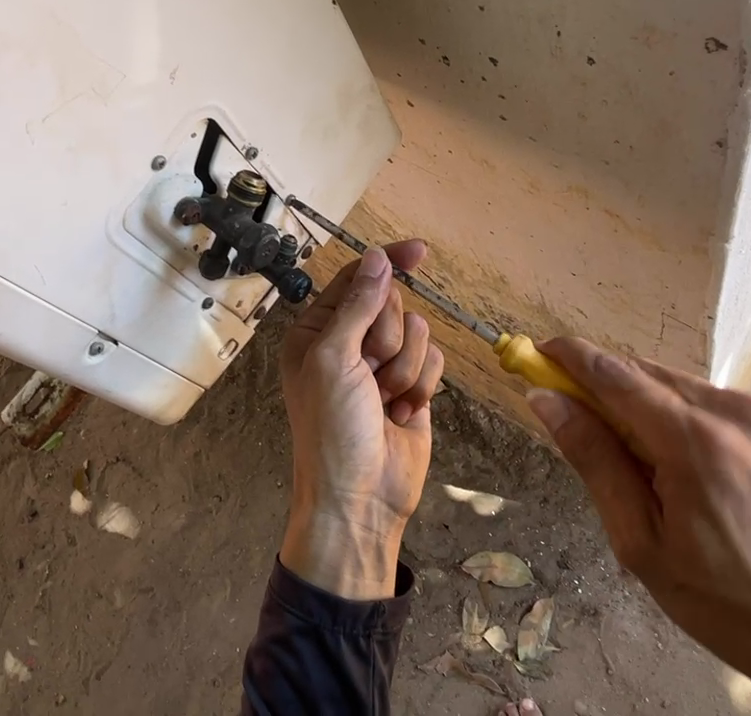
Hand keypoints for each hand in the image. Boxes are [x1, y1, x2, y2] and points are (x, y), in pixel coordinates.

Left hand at [277, 242, 444, 599]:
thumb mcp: (333, 359)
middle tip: (370, 371)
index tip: (420, 251)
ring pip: (417, 332)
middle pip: (391, 304)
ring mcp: (382, 366)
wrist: (361, 499)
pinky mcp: (412, 388)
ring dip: (405, 368)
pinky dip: (422, 387)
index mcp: (317, 331)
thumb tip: (377, 257)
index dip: (386, 262)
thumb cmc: (332, 429)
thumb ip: (358, 306)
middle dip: (387, 337)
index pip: (355, 280)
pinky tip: (402, 414)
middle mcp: (348, 343)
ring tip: (384, 401)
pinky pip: (433, 362)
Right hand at [528, 339, 750, 715]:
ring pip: (672, 383)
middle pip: (642, 373)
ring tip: (633, 461)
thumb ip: (593, 459)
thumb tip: (544, 400)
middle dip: (599, 385)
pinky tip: (674, 461)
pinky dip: (673, 414)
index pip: (614, 375)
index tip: (533, 355)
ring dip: (636, 402)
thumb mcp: (641, 542)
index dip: (568, 358)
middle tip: (572, 420)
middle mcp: (734, 412)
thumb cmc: (729, 605)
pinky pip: (704, 400)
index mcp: (696, 443)